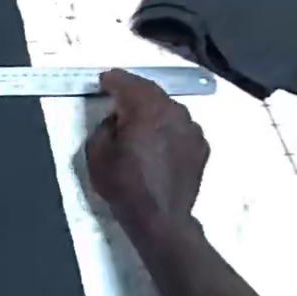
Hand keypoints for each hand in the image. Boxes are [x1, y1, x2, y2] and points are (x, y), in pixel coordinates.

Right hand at [85, 69, 207, 235]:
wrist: (159, 216)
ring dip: (152, 106)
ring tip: (137, 113)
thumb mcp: (96, 153)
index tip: (103, 79)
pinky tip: (156, 135)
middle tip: (118, 89)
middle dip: (133, 88)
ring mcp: (192, 129)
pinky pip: (181, 125)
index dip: (114, 80)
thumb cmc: (122, 184)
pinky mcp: (200, 146)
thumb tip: (117, 119)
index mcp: (146, 111)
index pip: (129, 84)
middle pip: (152, 91)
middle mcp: (174, 113)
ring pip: (169, 107)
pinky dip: (166, 123)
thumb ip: (105, 127)